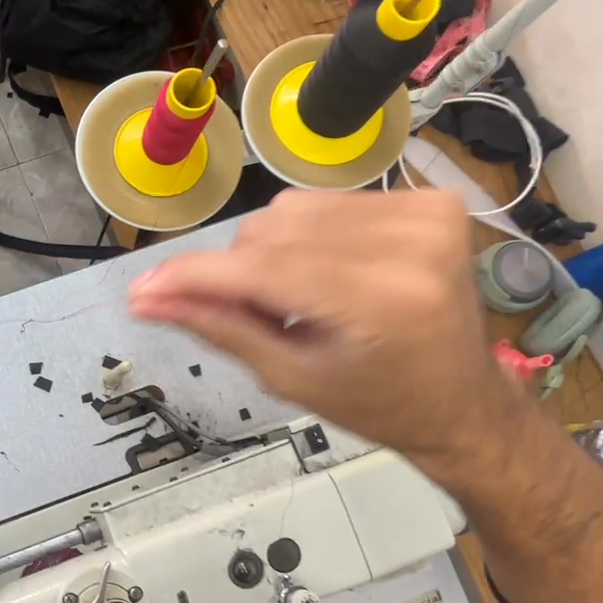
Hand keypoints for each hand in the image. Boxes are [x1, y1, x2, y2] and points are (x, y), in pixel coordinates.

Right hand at [126, 188, 524, 469]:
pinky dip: (303, 236)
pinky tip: (321, 273)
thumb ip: (218, 327)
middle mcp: (411, 244)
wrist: (459, 399)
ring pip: (291, 210)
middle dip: (235, 271)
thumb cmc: (375, 403)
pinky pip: (326, 202)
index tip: (143, 290)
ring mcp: (427, 213)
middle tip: (243, 313)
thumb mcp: (288, 377)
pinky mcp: (431, 200)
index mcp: (381, 303)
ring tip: (290, 296)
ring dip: (267, 251)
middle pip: (270, 231)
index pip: (263, 269)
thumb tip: (149, 299)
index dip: (195, 276)